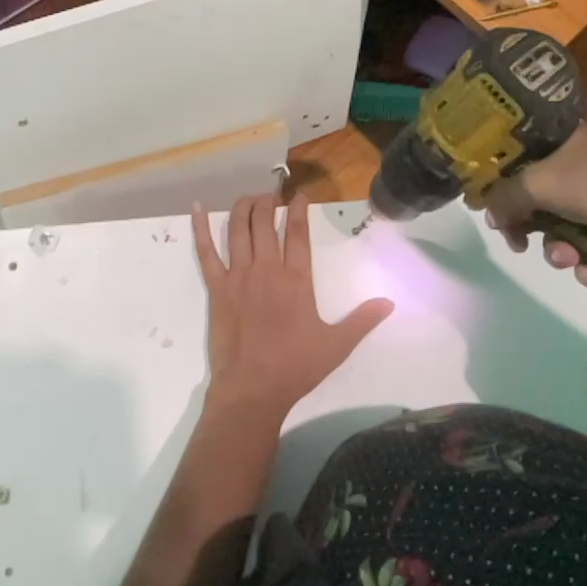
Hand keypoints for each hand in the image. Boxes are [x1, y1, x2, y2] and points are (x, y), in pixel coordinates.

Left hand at [192, 196, 393, 419]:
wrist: (252, 388)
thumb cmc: (296, 367)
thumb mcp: (337, 345)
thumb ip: (362, 320)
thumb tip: (390, 302)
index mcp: (296, 279)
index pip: (298, 232)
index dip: (299, 210)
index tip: (300, 196)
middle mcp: (266, 269)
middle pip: (265, 222)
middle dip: (269, 203)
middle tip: (273, 196)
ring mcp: (238, 276)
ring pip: (238, 230)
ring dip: (243, 208)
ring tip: (250, 198)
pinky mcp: (217, 288)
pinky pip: (206, 252)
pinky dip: (200, 228)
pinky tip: (196, 209)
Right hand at [482, 122, 586, 287]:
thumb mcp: (544, 185)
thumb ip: (507, 197)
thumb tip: (488, 213)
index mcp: (556, 141)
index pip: (512, 161)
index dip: (497, 188)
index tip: (493, 217)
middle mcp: (575, 162)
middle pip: (533, 198)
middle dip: (529, 228)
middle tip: (522, 246)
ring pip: (561, 225)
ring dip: (559, 249)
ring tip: (570, 261)